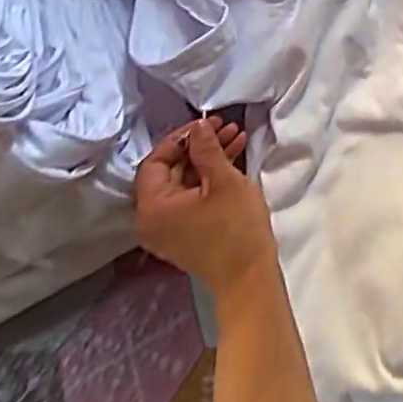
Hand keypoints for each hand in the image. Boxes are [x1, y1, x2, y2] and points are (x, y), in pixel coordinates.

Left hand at [135, 117, 276, 296]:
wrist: (250, 277)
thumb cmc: (235, 226)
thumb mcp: (223, 180)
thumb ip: (206, 148)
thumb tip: (197, 125)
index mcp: (152, 207)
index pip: (155, 161)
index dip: (180, 138)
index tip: (206, 123)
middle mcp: (153, 219)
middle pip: (170, 170)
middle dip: (199, 145)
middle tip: (225, 126)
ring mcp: (170, 228)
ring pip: (185, 181)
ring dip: (209, 158)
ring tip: (236, 136)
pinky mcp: (187, 232)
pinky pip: (192, 196)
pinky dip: (210, 177)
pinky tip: (235, 156)